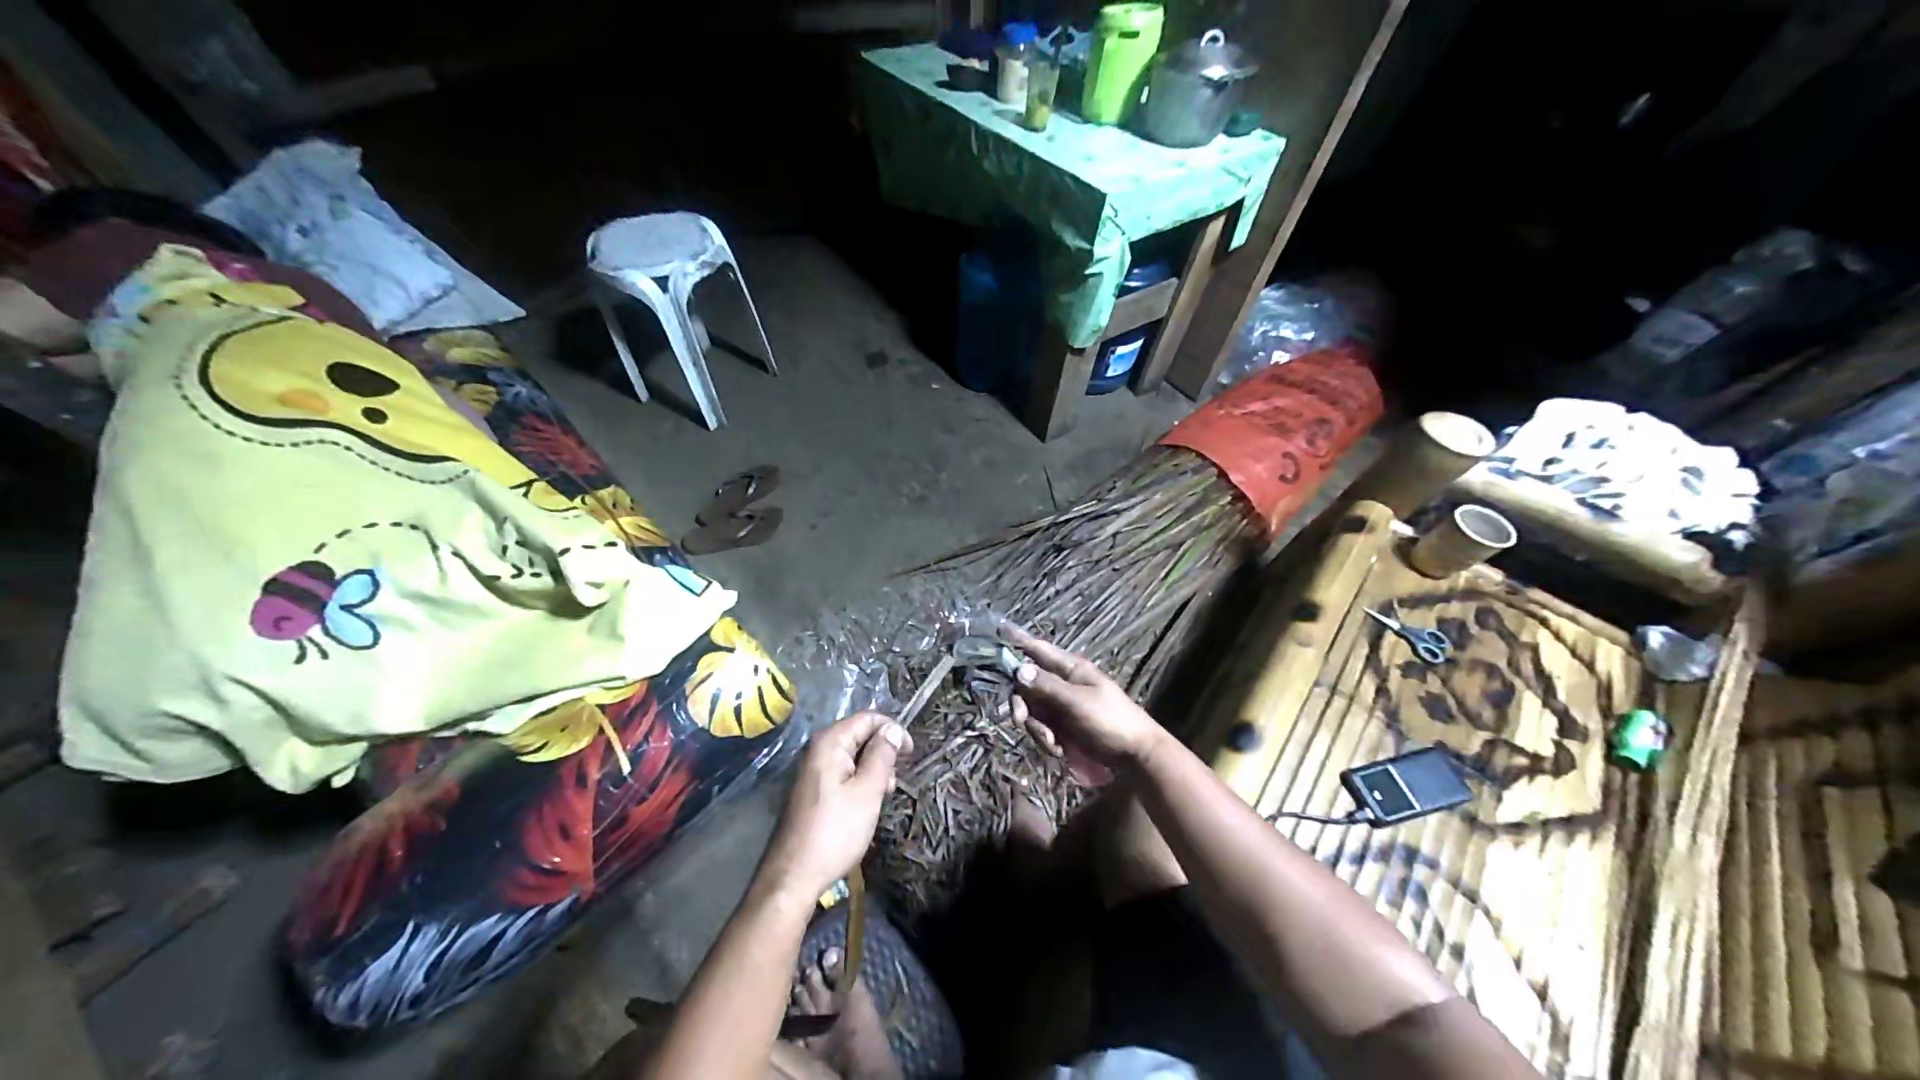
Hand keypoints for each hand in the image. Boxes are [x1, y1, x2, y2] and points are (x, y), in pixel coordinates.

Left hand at [758, 711, 912, 903]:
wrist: (795, 875)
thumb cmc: (836, 830)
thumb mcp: (868, 791)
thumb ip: (882, 755)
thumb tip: (893, 729)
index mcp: (829, 742)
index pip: (868, 718)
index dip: (893, 730)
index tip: (911, 754)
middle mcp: (818, 749)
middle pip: (860, 735)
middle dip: (883, 752)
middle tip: (894, 781)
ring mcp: (814, 770)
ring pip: (854, 756)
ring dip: (874, 770)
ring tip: (883, 796)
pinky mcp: (814, 789)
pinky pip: (844, 773)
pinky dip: (860, 782)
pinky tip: (867, 804)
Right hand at [1003, 627, 1164, 778]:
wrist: (1136, 757)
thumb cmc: (1111, 722)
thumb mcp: (1077, 703)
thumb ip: (1046, 686)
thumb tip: (1018, 669)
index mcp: (1070, 669)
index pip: (1037, 649)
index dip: (1016, 641)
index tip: (996, 631)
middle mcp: (1063, 683)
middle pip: (1026, 686)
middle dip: (1024, 707)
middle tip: (1024, 722)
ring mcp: (1063, 706)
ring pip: (1033, 711)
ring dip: (1038, 730)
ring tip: (1055, 745)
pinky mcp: (1064, 727)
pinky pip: (1043, 729)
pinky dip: (1047, 741)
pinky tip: (1060, 751)